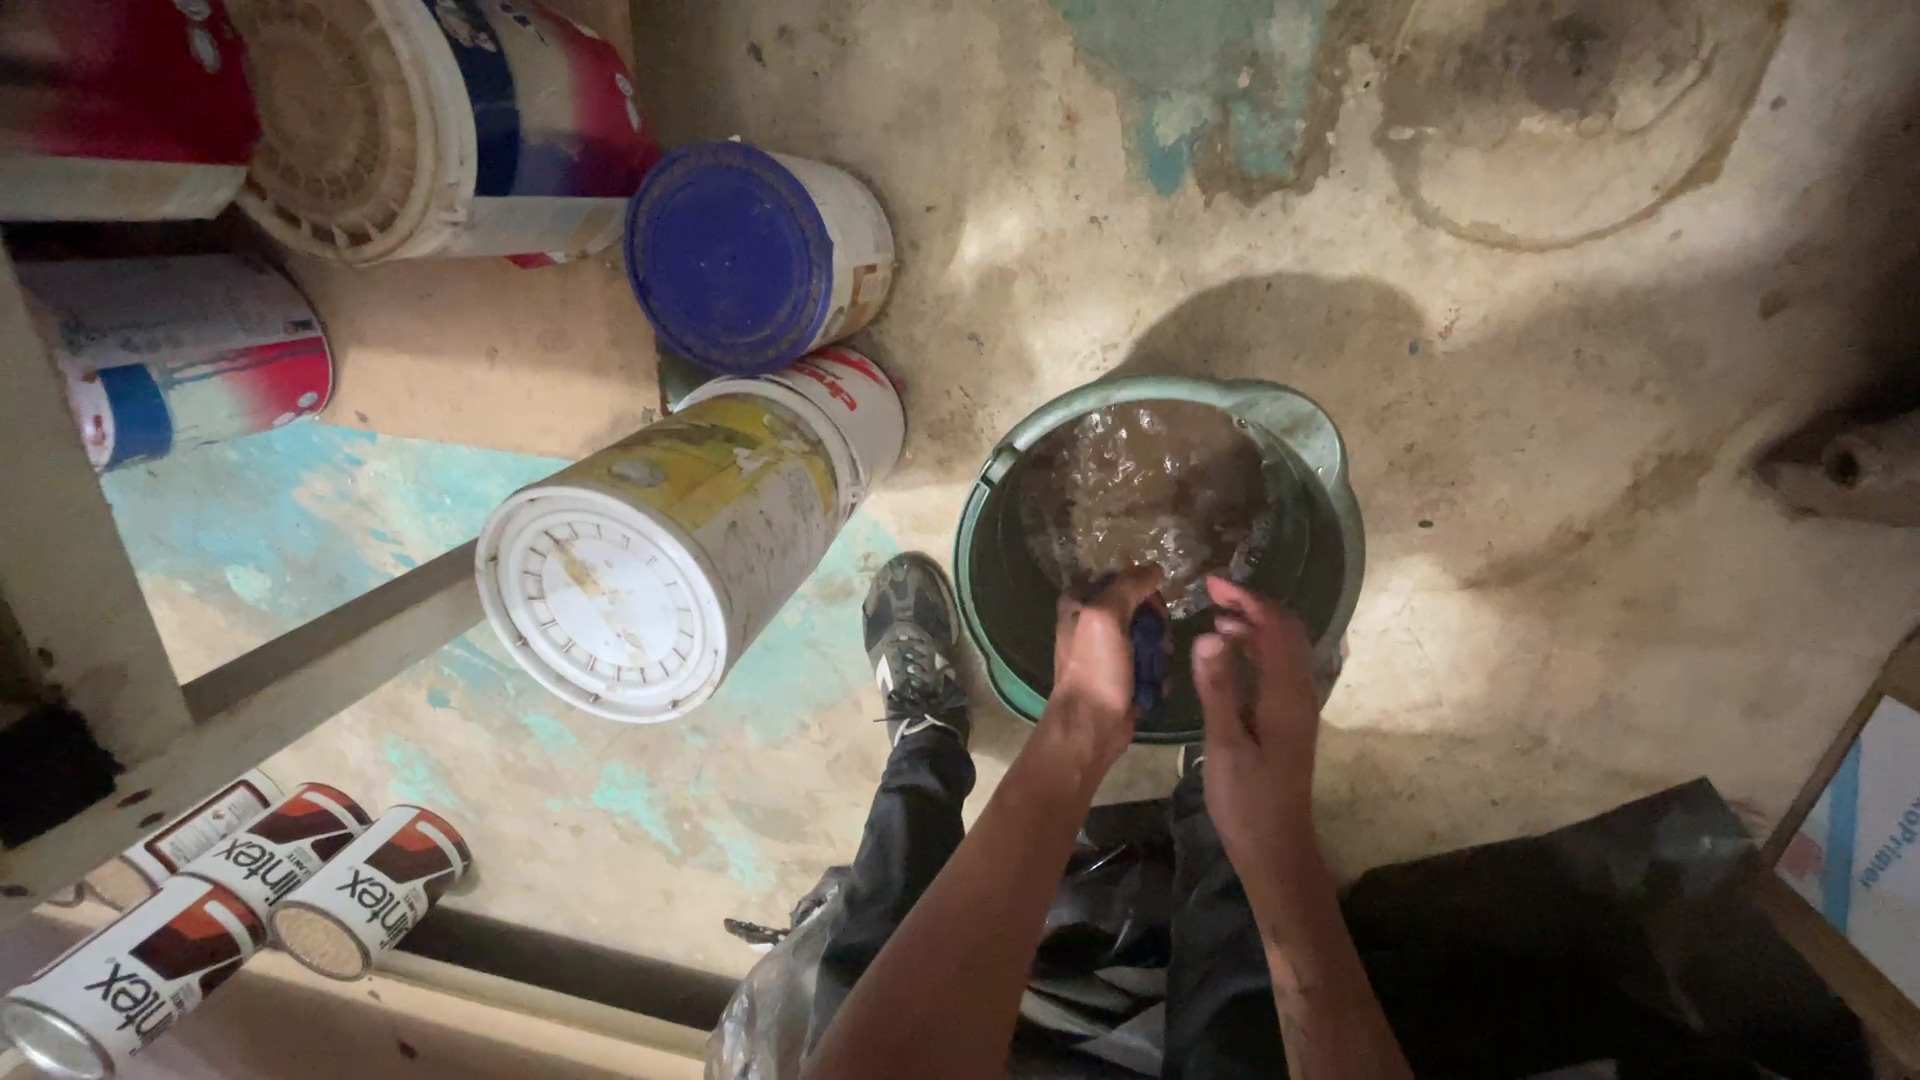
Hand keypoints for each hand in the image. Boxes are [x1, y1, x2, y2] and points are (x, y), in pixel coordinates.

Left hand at [1041, 566, 1166, 777]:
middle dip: (1156, 626)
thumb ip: (1128, 586)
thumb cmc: (1095, 669)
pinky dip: (1158, 672)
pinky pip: (1153, 662)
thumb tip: (1155, 568)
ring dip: (1159, 652)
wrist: (1092, 726)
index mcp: (1080, 601)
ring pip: (1152, 636)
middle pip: (1143, 608)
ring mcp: (1110, 650)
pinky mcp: (1125, 674)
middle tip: (1156, 642)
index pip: (1124, 579)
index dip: (1144, 591)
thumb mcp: (1106, 616)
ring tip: (1154, 668)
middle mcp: (1093, 622)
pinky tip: (1155, 684)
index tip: (1154, 609)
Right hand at [1191, 576, 1322, 882]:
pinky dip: (1254, 649)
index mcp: (1287, 696)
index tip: (1212, 584)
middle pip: (1286, 632)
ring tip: (1215, 619)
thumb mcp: (1225, 743)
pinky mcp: (1287, 719)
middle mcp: (1299, 694)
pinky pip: (1276, 668)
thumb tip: (1210, 635)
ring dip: (1253, 626)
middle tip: (1211, 593)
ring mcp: (1296, 707)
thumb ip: (1218, 687)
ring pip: (1282, 649)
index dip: (1247, 600)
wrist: (1275, 847)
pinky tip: (1227, 655)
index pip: (1276, 628)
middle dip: (1252, 605)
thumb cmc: (1247, 799)